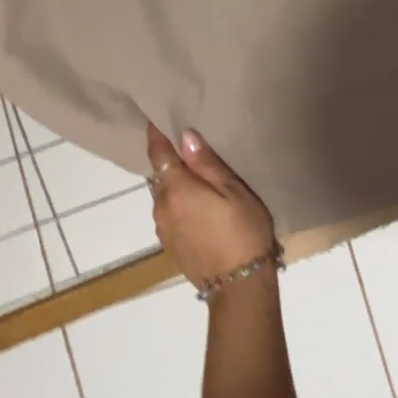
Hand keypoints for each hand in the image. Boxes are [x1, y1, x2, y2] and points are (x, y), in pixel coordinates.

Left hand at [147, 123, 277, 290]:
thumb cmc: (243, 229)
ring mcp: (163, 228)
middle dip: (168, 157)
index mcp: (176, 190)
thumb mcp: (234, 191)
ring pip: (164, 194)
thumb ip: (208, 164)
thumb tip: (186, 136)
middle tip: (185, 138)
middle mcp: (161, 207)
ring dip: (175, 180)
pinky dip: (178, 199)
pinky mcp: (171, 243)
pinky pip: (170, 211)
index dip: (156, 134)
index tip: (154, 115)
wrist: (237, 282)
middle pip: (159, 175)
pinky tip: (198, 200)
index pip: (159, 155)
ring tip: (195, 169)